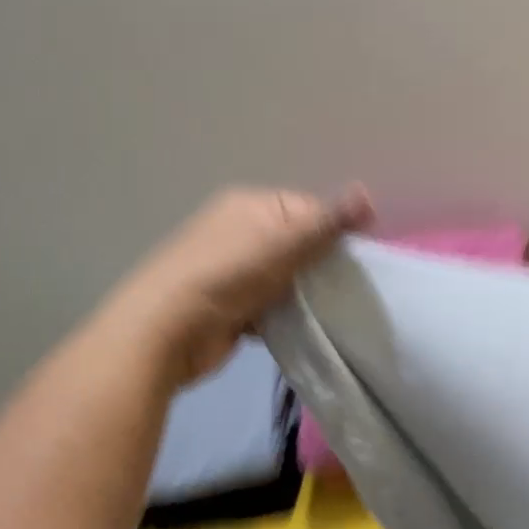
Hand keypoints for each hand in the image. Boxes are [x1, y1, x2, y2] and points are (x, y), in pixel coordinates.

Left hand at [103, 185, 374, 386]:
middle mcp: (238, 231)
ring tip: (324, 308)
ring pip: (288, 276)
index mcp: (249, 205)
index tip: (351, 260)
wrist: (160, 336)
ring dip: (304, 293)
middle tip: (341, 287)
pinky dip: (285, 314)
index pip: (311, 211)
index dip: (335, 233)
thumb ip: (329, 221)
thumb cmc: (227, 277)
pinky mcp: (228, 306)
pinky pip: (272, 304)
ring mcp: (230, 270)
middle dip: (320, 265)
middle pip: (300, 244)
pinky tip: (298, 325)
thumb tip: (367, 192)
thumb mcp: (285, 243)